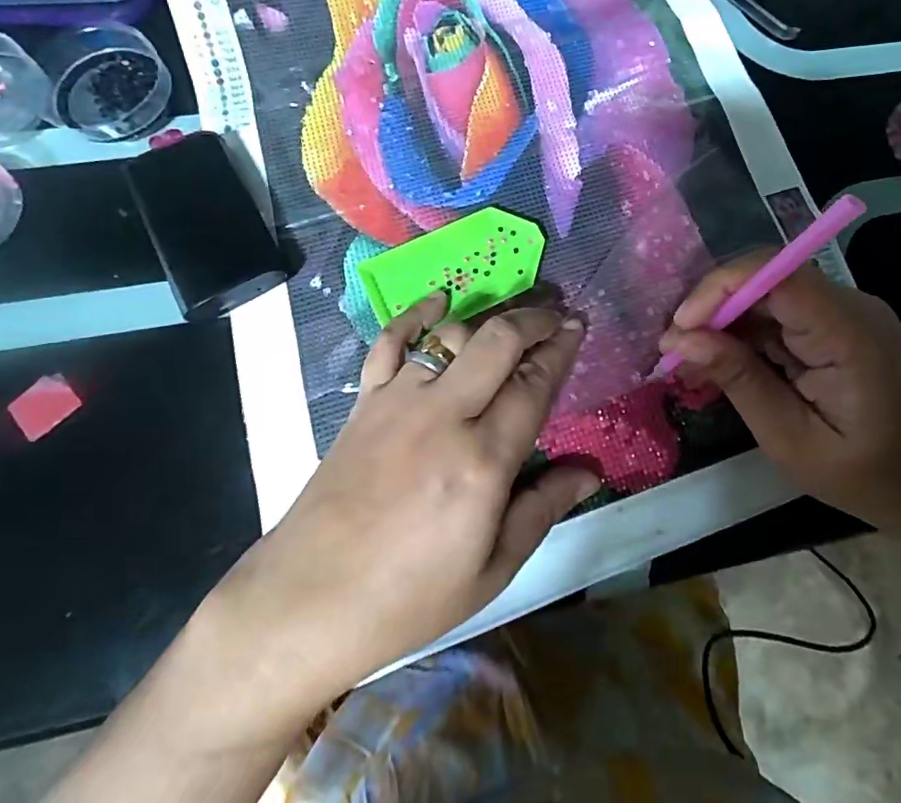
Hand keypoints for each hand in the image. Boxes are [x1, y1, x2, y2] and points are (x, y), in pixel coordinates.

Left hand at [200, 291, 597, 707]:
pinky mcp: (364, 403)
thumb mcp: (492, 569)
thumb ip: (543, 508)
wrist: (310, 597)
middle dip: (532, 319)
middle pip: (496, 342)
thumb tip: (590, 469)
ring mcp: (397, 402)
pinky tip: (438, 302)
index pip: (533, 385)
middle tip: (554, 314)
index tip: (577, 326)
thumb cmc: (409, 597)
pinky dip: (416, 315)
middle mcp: (443, 417)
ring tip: (511, 317)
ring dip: (487, 318)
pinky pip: (390, 342)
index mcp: (483, 462)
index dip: (560, 350)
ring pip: (450, 336)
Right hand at [658, 256, 900, 527]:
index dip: (722, 287)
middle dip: (711, 306)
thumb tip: (681, 339)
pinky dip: (739, 330)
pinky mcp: (831, 320)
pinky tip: (715, 359)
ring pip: (763, 291)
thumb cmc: (858, 473)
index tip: (681, 326)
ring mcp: (843, 310)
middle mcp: (851, 307)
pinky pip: (774, 309)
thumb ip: (739, 381)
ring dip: (719, 320)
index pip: (780, 276)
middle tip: (672, 348)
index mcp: (850, 336)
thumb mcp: (788, 438)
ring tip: (685, 360)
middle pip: (766, 277)